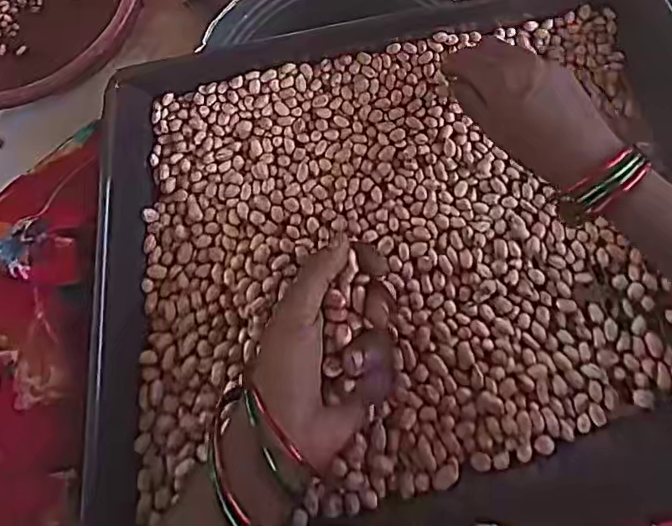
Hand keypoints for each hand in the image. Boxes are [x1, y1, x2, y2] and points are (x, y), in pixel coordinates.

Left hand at [248, 236, 392, 475]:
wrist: (288, 433)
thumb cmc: (283, 367)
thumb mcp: (295, 312)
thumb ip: (319, 272)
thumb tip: (342, 238)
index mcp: (314, 297)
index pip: (347, 266)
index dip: (365, 261)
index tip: (379, 266)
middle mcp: (337, 320)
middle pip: (374, 294)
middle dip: (374, 306)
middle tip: (366, 317)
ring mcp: (354, 351)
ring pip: (384, 332)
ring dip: (368, 349)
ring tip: (348, 366)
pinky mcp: (368, 382)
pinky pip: (388, 367)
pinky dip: (372, 376)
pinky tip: (353, 387)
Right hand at [443, 38, 626, 188]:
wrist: (587, 155)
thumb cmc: (535, 149)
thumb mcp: (492, 129)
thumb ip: (469, 99)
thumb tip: (457, 82)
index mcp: (496, 79)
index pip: (462, 57)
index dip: (450, 62)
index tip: (447, 70)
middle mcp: (517, 62)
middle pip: (483, 46)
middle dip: (470, 56)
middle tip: (464, 72)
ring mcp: (540, 62)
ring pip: (505, 48)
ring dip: (491, 57)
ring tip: (490, 78)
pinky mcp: (557, 67)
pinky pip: (526, 57)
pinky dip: (513, 64)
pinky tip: (517, 85)